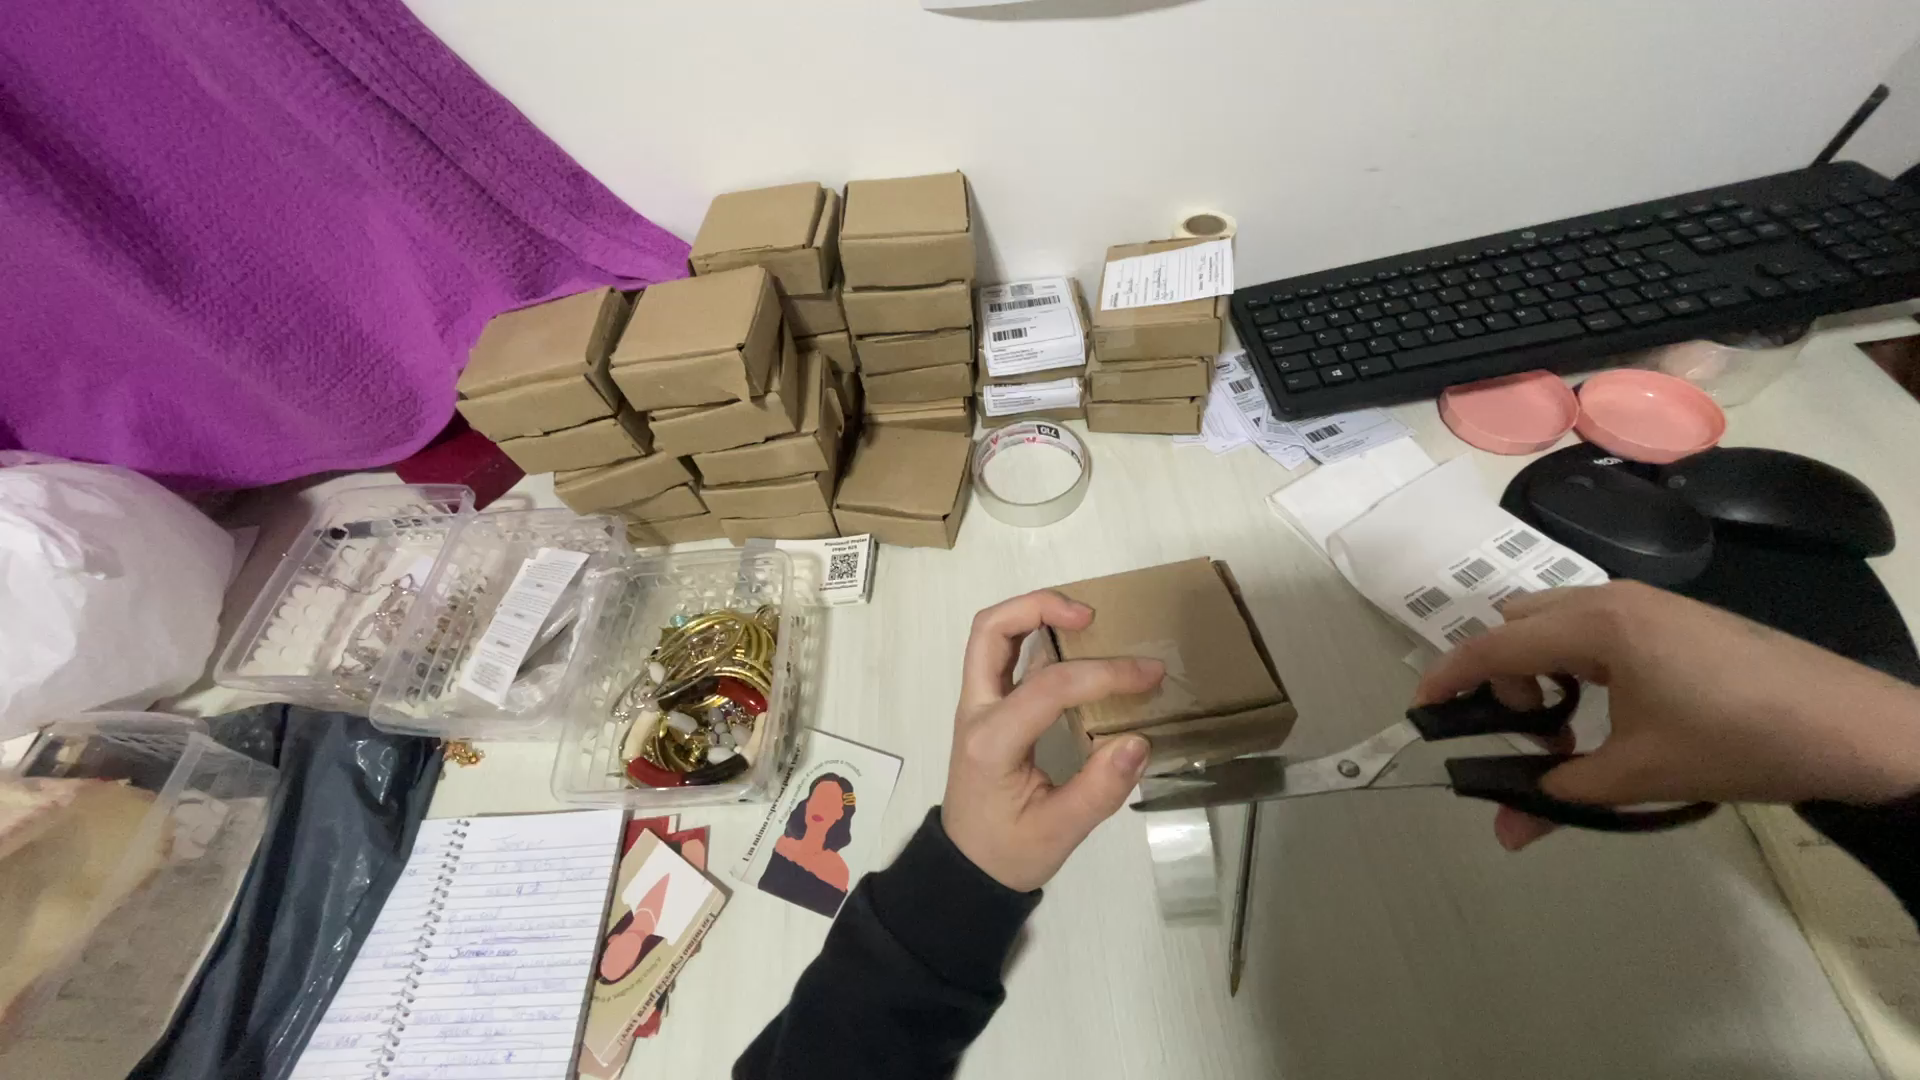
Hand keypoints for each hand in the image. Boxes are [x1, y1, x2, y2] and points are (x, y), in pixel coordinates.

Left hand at [943, 589, 1164, 891]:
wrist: (966, 866)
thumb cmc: (1009, 851)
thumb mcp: (1059, 833)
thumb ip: (1099, 789)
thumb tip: (1139, 739)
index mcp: (992, 742)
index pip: (1049, 687)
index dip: (1104, 674)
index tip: (1150, 674)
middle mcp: (976, 710)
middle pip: (990, 629)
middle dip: (1039, 607)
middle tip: (1091, 616)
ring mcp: (976, 703)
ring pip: (990, 633)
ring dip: (1032, 613)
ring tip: (1083, 619)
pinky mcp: (986, 705)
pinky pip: (1002, 653)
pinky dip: (1032, 634)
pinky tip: (1070, 644)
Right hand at [1415, 581, 1919, 850]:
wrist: (1875, 733)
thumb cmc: (1745, 744)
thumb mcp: (1642, 776)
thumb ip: (1559, 796)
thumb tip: (1504, 836)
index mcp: (1596, 628)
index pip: (1493, 647)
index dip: (1448, 677)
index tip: (1422, 708)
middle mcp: (1608, 599)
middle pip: (1513, 623)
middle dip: (1502, 673)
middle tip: (1532, 727)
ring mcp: (1642, 600)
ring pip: (1548, 618)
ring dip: (1537, 663)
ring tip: (1570, 719)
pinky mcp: (1668, 611)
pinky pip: (1587, 621)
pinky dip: (1571, 656)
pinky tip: (1608, 700)